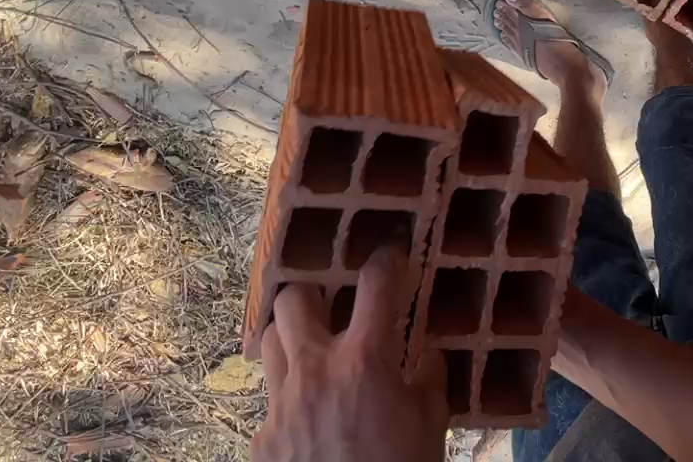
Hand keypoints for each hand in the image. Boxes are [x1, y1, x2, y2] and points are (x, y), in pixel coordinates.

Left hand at [251, 244, 447, 461]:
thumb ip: (428, 377)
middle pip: (293, 299)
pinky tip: (309, 425)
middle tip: (334, 307)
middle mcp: (315, 368)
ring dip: (291, 339)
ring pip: (268, 343)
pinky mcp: (260, 443)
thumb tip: (427, 352)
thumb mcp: (432, 423)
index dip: (386, 256)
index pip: (375, 280)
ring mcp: (280, 405)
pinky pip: (270, 405)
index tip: (392, 250)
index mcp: (364, 357)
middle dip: (314, 294)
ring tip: (313, 351)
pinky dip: (290, 404)